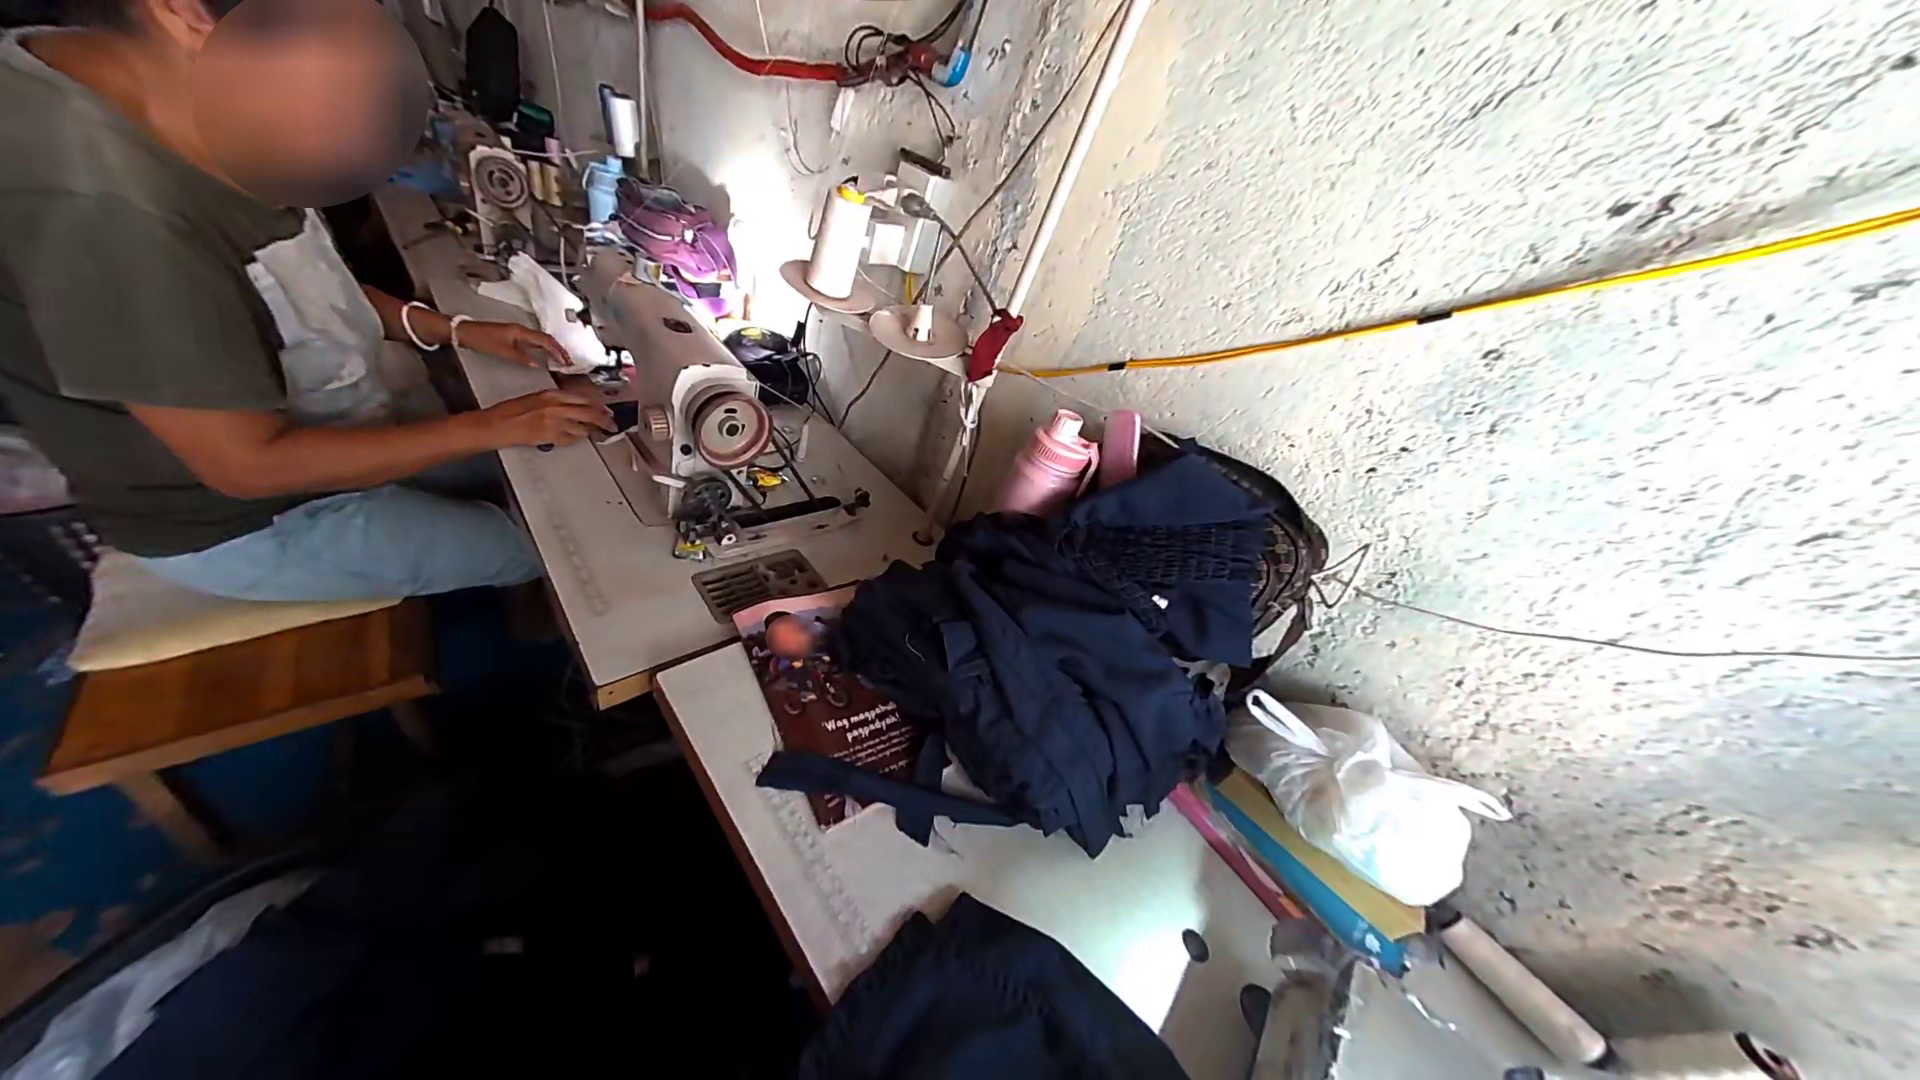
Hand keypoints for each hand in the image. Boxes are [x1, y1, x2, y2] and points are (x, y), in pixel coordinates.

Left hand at [456, 320, 570, 369]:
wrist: (463, 332)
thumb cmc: (483, 341)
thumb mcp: (503, 352)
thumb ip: (522, 358)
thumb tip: (538, 364)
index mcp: (522, 332)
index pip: (546, 341)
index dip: (559, 351)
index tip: (568, 362)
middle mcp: (522, 330)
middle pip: (546, 339)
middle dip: (559, 350)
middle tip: (568, 362)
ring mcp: (518, 332)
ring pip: (541, 340)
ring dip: (552, 349)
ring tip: (560, 360)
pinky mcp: (513, 335)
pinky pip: (534, 341)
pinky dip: (543, 348)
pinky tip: (545, 355)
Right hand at [471, 389, 613, 449]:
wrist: (497, 424)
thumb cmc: (512, 411)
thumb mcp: (537, 398)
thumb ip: (558, 401)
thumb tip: (577, 407)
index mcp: (552, 394)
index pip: (583, 399)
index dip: (598, 406)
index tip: (605, 410)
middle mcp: (557, 406)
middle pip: (591, 413)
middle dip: (605, 420)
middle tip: (612, 425)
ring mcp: (556, 422)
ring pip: (584, 428)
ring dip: (589, 432)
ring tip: (592, 434)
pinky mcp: (552, 436)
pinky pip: (572, 440)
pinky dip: (574, 440)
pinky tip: (572, 439)